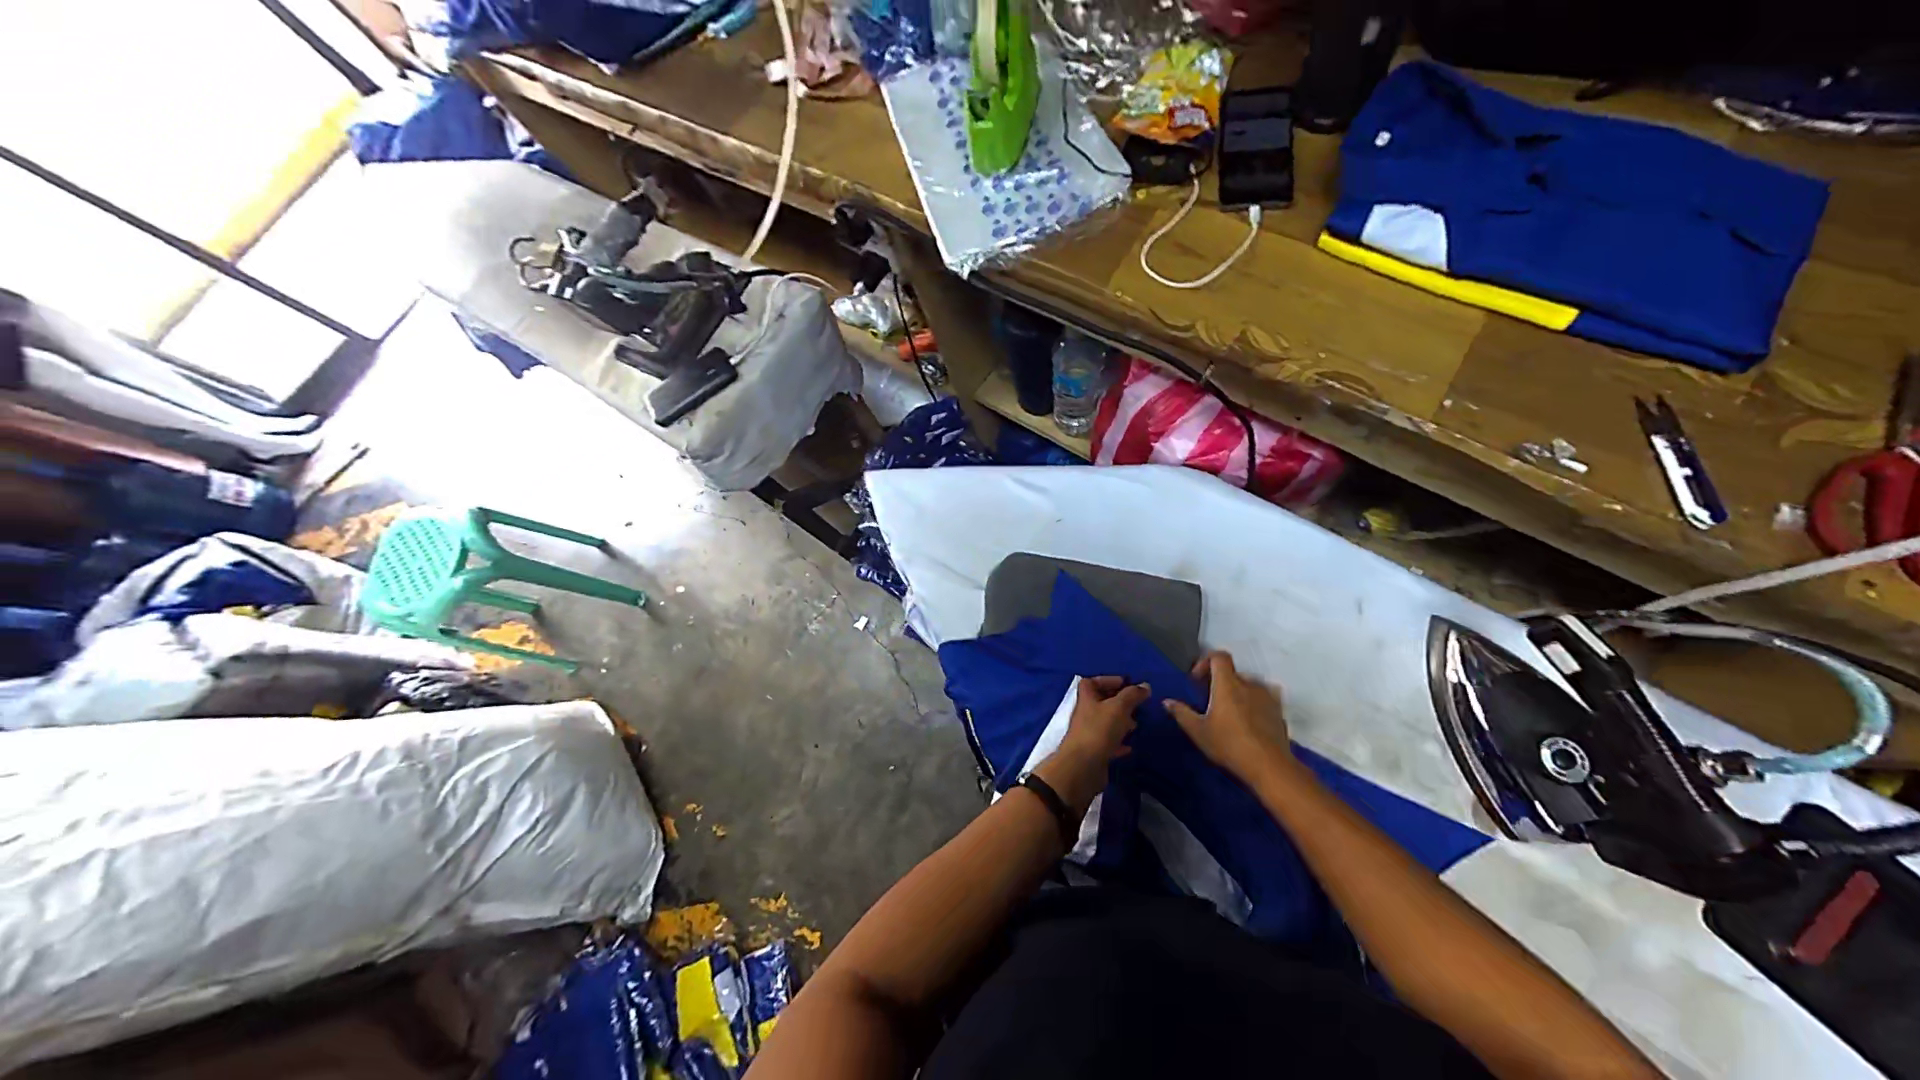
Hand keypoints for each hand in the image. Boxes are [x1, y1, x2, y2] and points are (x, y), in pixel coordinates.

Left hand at [1034, 676, 1147, 813]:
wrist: (1083, 767)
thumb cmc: (1099, 730)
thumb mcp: (1119, 707)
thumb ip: (1132, 695)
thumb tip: (1145, 685)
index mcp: (1087, 698)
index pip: (1092, 682)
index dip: (1108, 680)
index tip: (1126, 684)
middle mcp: (1085, 714)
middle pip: (1101, 702)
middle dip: (1119, 702)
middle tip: (1137, 705)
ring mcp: (1089, 734)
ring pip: (1106, 723)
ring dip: (1121, 722)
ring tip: (1136, 725)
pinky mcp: (1094, 752)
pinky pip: (1109, 743)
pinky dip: (1119, 743)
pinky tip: (1130, 747)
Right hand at [1164, 651, 1294, 784]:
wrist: (1270, 766)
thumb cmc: (1229, 744)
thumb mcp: (1198, 731)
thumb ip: (1181, 713)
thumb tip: (1167, 701)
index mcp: (1228, 684)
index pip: (1219, 656)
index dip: (1206, 661)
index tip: (1197, 680)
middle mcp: (1249, 684)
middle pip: (1233, 672)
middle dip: (1220, 682)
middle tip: (1211, 701)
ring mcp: (1268, 696)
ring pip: (1249, 685)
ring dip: (1238, 692)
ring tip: (1231, 713)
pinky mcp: (1279, 711)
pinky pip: (1264, 698)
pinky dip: (1254, 703)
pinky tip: (1250, 721)